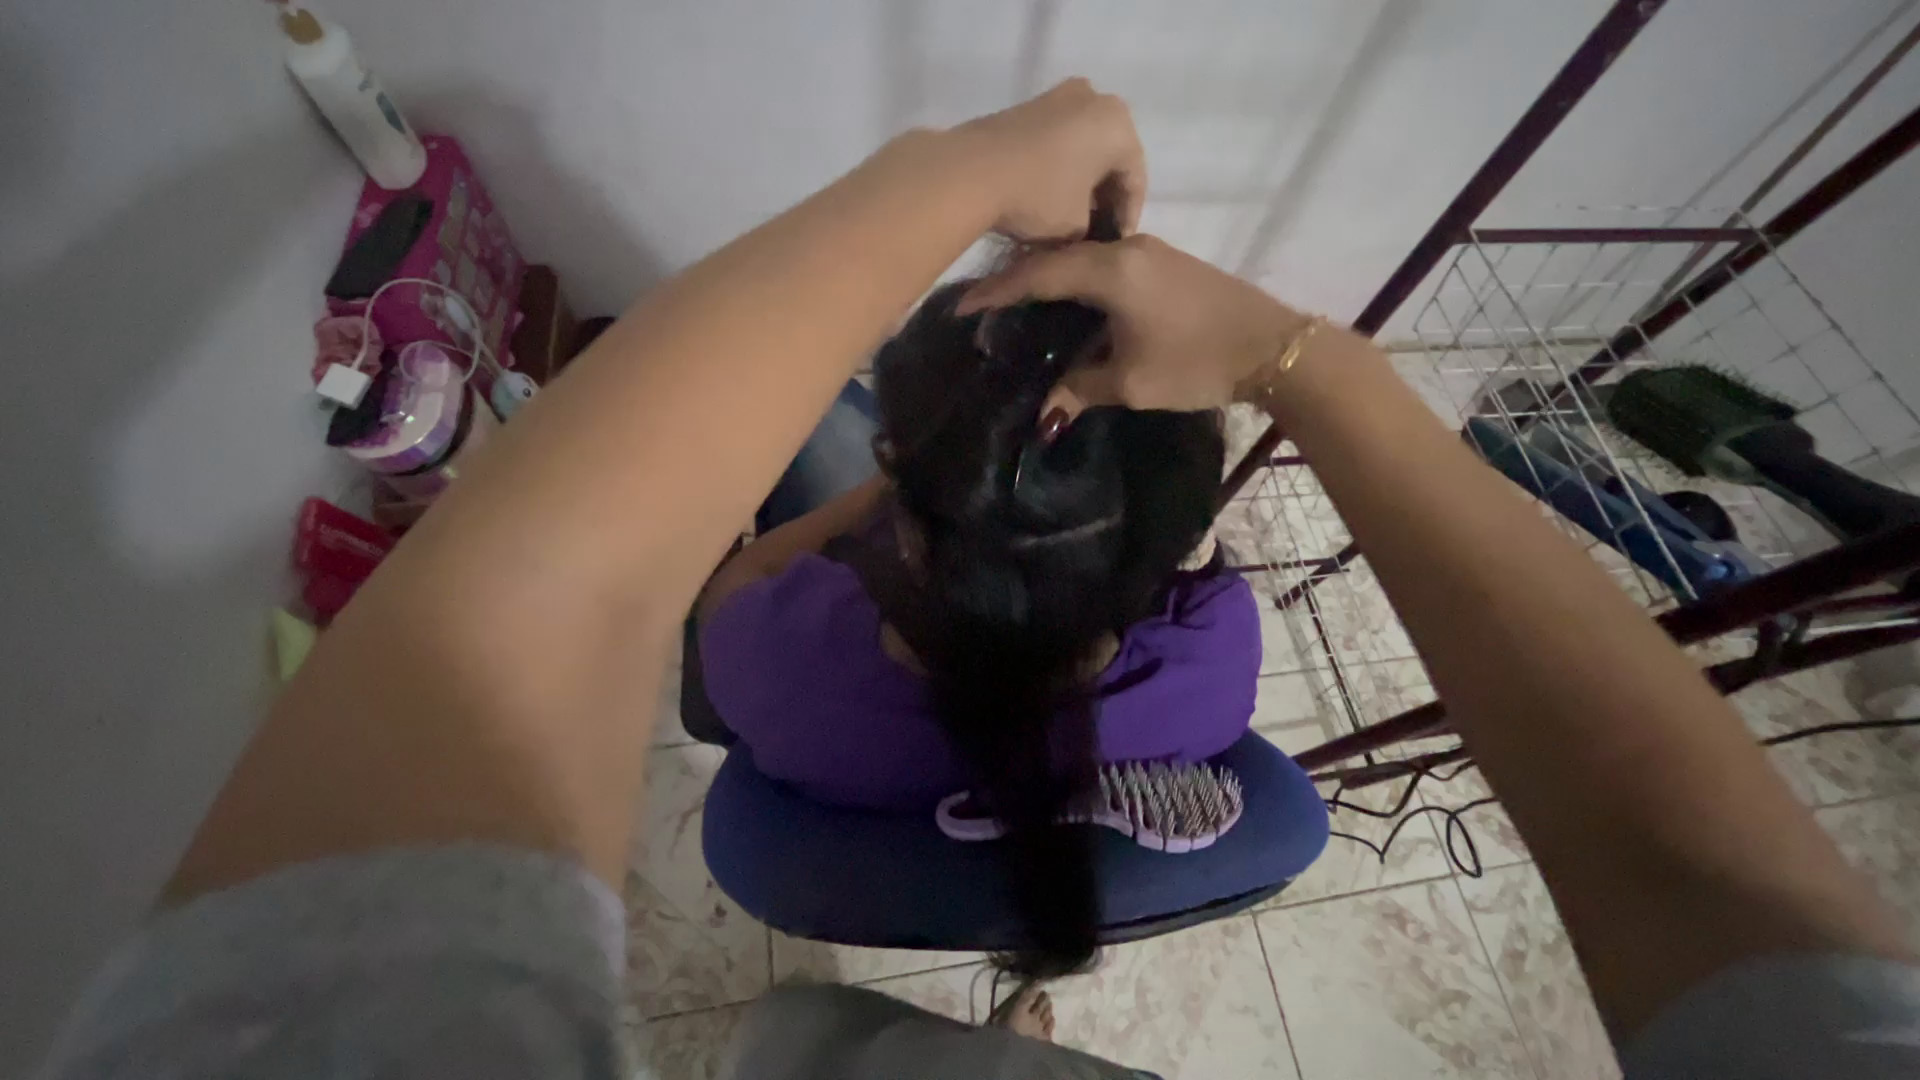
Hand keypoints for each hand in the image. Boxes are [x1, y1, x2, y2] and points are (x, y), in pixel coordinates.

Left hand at [950, 78, 1146, 240]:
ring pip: (1081, 149)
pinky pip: (1056, 143)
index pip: (1134, 179)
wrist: (971, 172)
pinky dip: (1058, 169)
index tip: (1117, 246)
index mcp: (1118, 124)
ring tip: (1070, 219)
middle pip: (1109, 159)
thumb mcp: (1076, 227)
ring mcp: (1056, 97)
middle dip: (1104, 198)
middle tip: (1096, 232)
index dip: (1127, 218)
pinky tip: (1047, 197)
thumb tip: (1084, 228)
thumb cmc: (1037, 198)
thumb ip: (1092, 227)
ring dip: (1080, 183)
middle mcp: (1093, 99)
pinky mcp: (1025, 107)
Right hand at [956, 234, 1312, 412]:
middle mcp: (1127, 249)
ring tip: (1018, 306)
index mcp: (1112, 271)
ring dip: (1049, 278)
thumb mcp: (1132, 382)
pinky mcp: (1164, 263)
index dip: (996, 291)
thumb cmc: (1197, 363)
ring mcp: (1149, 251)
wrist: (1275, 348)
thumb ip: (1081, 389)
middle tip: (985, 305)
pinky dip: (1077, 281)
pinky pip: (1105, 264)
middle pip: (1057, 257)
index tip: (962, 306)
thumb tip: (1046, 413)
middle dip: (1017, 279)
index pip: (1039, 275)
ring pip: (1082, 258)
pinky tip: (1067, 306)